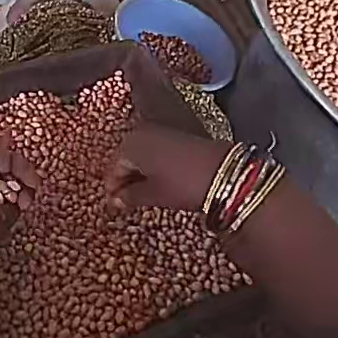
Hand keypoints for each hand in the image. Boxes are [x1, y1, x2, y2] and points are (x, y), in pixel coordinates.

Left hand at [0, 136, 40, 263]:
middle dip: (23, 187)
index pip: (7, 160)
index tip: (33, 179)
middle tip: (28, 195)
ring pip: (12, 203)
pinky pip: (3, 223)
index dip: (22, 167)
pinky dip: (0, 222)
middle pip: (12, 181)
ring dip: (12, 206)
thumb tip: (9, 133)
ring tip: (5, 210)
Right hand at [105, 122, 234, 212]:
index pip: (113, 168)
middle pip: (125, 158)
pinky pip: (153, 150)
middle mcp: (141, 132)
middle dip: (124, 179)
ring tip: (140, 194)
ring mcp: (160, 132)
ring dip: (137, 173)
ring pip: (139, 154)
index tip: (113, 206)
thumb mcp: (153, 194)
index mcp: (131, 144)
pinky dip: (150, 166)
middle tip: (125, 202)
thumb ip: (130, 196)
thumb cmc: (183, 184)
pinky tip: (156, 181)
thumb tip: (116, 200)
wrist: (225, 172)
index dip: (112, 188)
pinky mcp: (175, 135)